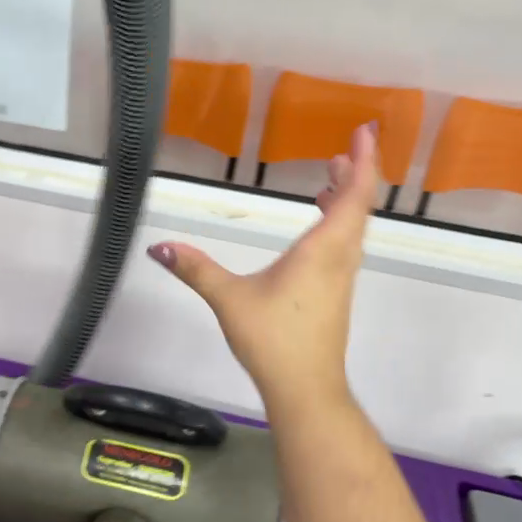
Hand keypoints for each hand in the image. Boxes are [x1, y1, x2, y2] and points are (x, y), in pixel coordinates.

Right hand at [149, 123, 378, 404]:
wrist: (306, 389)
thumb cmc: (274, 339)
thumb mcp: (229, 299)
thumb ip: (195, 269)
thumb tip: (158, 246)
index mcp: (322, 250)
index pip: (354, 195)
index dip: (363, 161)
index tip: (363, 133)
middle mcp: (340, 258)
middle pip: (360, 207)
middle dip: (354, 174)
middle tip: (343, 151)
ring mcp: (341, 278)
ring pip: (354, 228)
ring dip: (347, 200)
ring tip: (329, 180)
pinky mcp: (336, 295)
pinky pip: (345, 246)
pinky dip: (338, 224)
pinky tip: (316, 233)